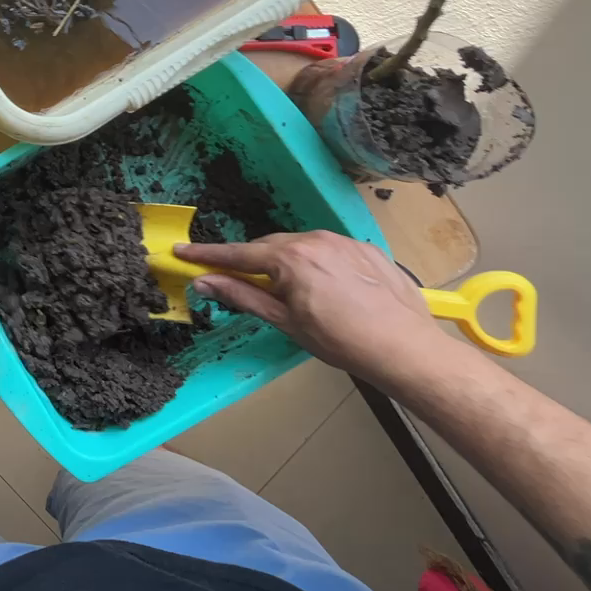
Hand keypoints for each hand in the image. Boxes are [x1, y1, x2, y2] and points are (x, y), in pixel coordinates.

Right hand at [177, 231, 446, 384]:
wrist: (409, 351)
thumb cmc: (341, 341)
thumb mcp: (285, 321)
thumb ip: (240, 295)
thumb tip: (202, 281)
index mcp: (289, 258)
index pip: (237, 254)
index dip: (206, 255)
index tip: (181, 252)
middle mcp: (313, 239)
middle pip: (267, 247)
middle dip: (252, 263)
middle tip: (244, 284)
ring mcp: (343, 242)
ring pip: (298, 246)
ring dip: (285, 262)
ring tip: (292, 291)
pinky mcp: (367, 249)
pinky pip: (328, 249)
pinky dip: (317, 263)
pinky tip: (328, 288)